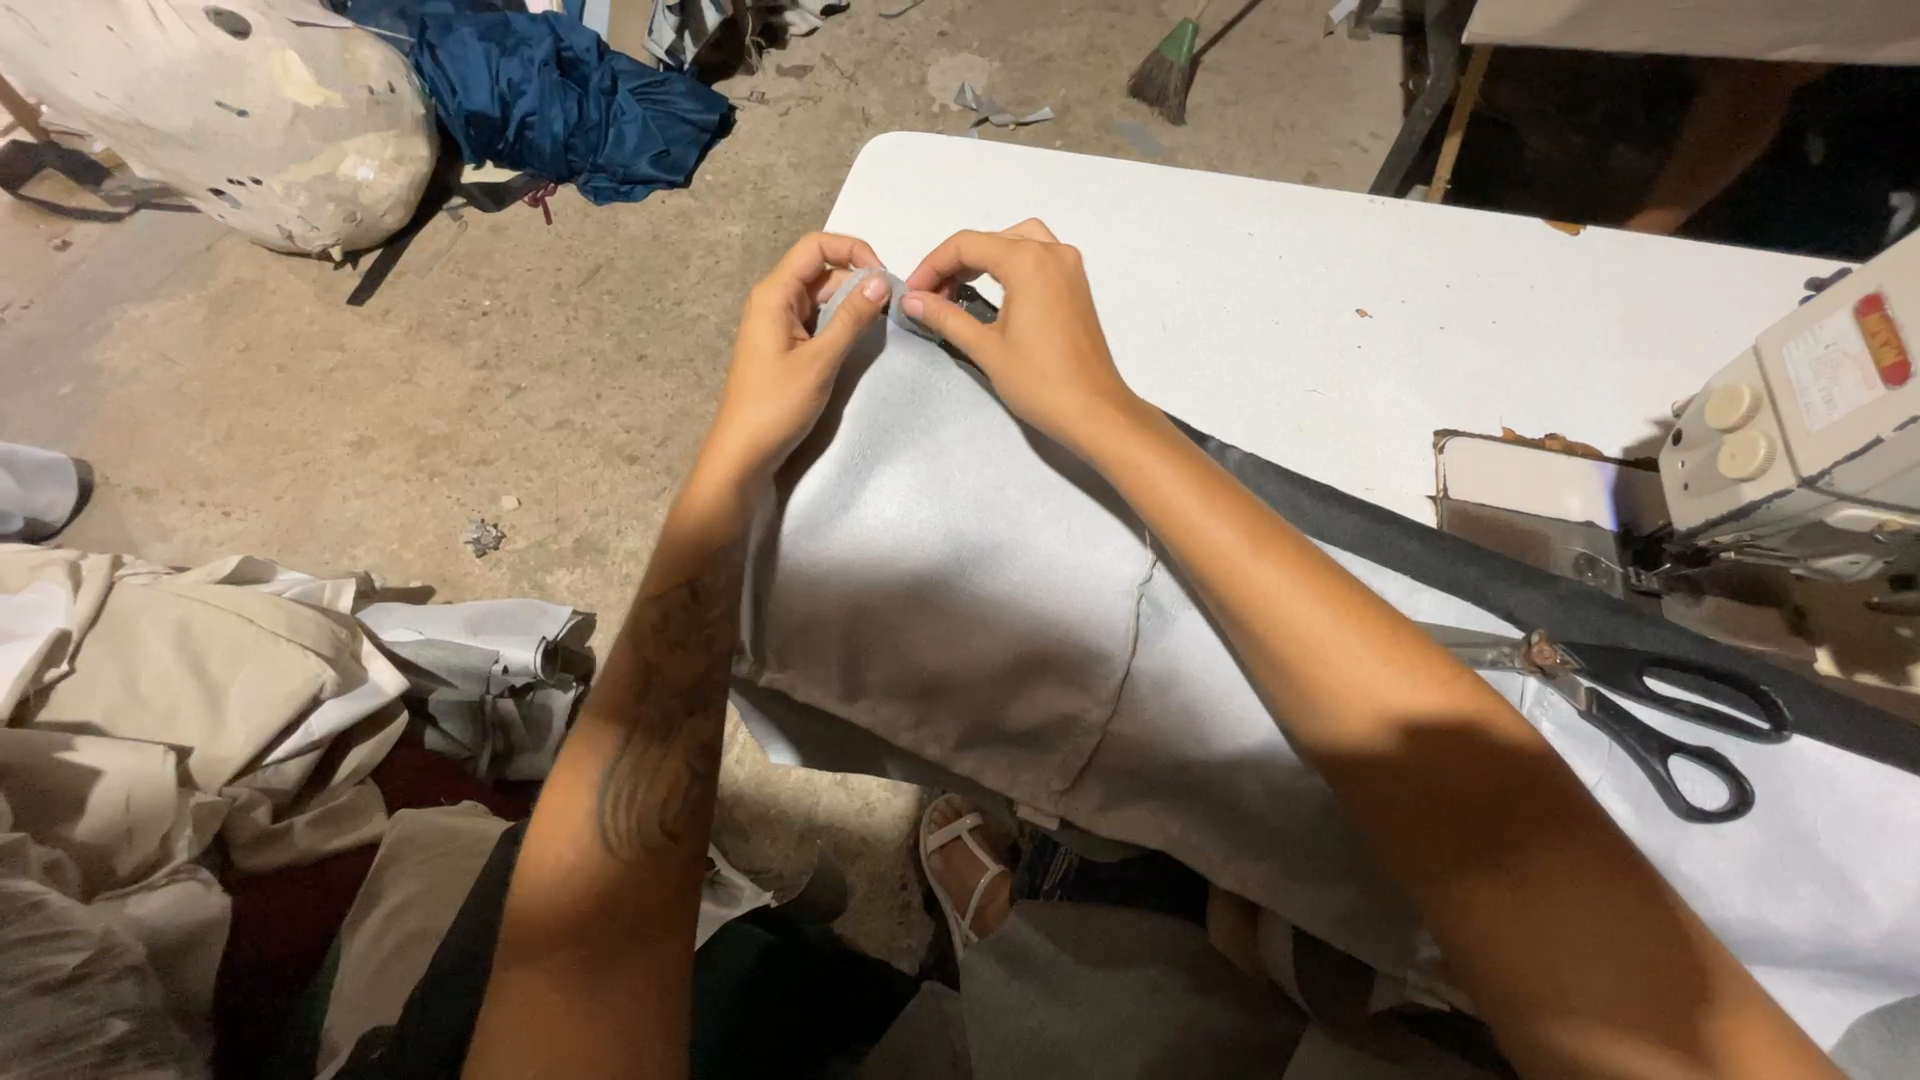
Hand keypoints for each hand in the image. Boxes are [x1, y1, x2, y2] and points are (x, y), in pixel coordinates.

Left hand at [703, 232, 891, 484]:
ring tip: (881, 321)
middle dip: (857, 278)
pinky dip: (839, 321)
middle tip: (891, 304)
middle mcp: (774, 300)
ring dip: (851, 302)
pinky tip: (859, 337)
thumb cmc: (777, 405)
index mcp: (774, 294)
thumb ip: (851, 319)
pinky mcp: (785, 344)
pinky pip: (816, 319)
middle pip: (821, 270)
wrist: (744, 450)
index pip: (816, 246)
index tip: (883, 277)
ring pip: (821, 296)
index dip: (853, 250)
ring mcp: (778, 323)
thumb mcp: (821, 361)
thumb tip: (881, 280)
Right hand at [902, 219, 1145, 453]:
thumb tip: (912, 301)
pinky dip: (1010, 266)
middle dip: (955, 263)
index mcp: (1028, 262)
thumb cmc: (1039, 383)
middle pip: (991, 240)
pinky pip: (1038, 257)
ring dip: (984, 259)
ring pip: (1017, 242)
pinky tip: (992, 293)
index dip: (932, 265)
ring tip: (958, 290)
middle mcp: (1052, 253)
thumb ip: (946, 317)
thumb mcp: (985, 348)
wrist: (1094, 410)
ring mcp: (1069, 267)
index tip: (913, 293)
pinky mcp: (1077, 285)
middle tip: (931, 296)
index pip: (967, 245)